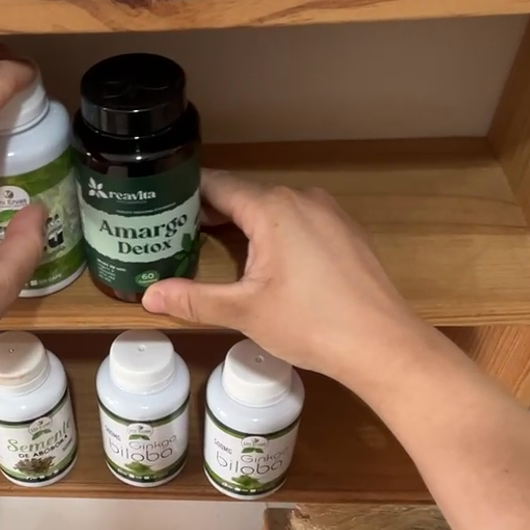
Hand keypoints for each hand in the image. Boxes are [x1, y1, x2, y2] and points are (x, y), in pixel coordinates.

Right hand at [141, 171, 452, 392]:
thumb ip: (194, 299)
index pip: (217, 185)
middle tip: (173, 235)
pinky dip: (272, 232)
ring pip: (272, 208)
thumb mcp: (244, 312)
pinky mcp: (344, 232)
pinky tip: (261, 260)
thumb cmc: (311, 324)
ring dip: (241, 224)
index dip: (184, 195)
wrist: (382, 344)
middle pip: (243, 195)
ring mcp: (328, 213)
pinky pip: (297, 221)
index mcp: (273, 208)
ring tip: (209, 246)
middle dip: (209, 213)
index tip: (157, 209)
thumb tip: (148, 297)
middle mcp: (301, 198)